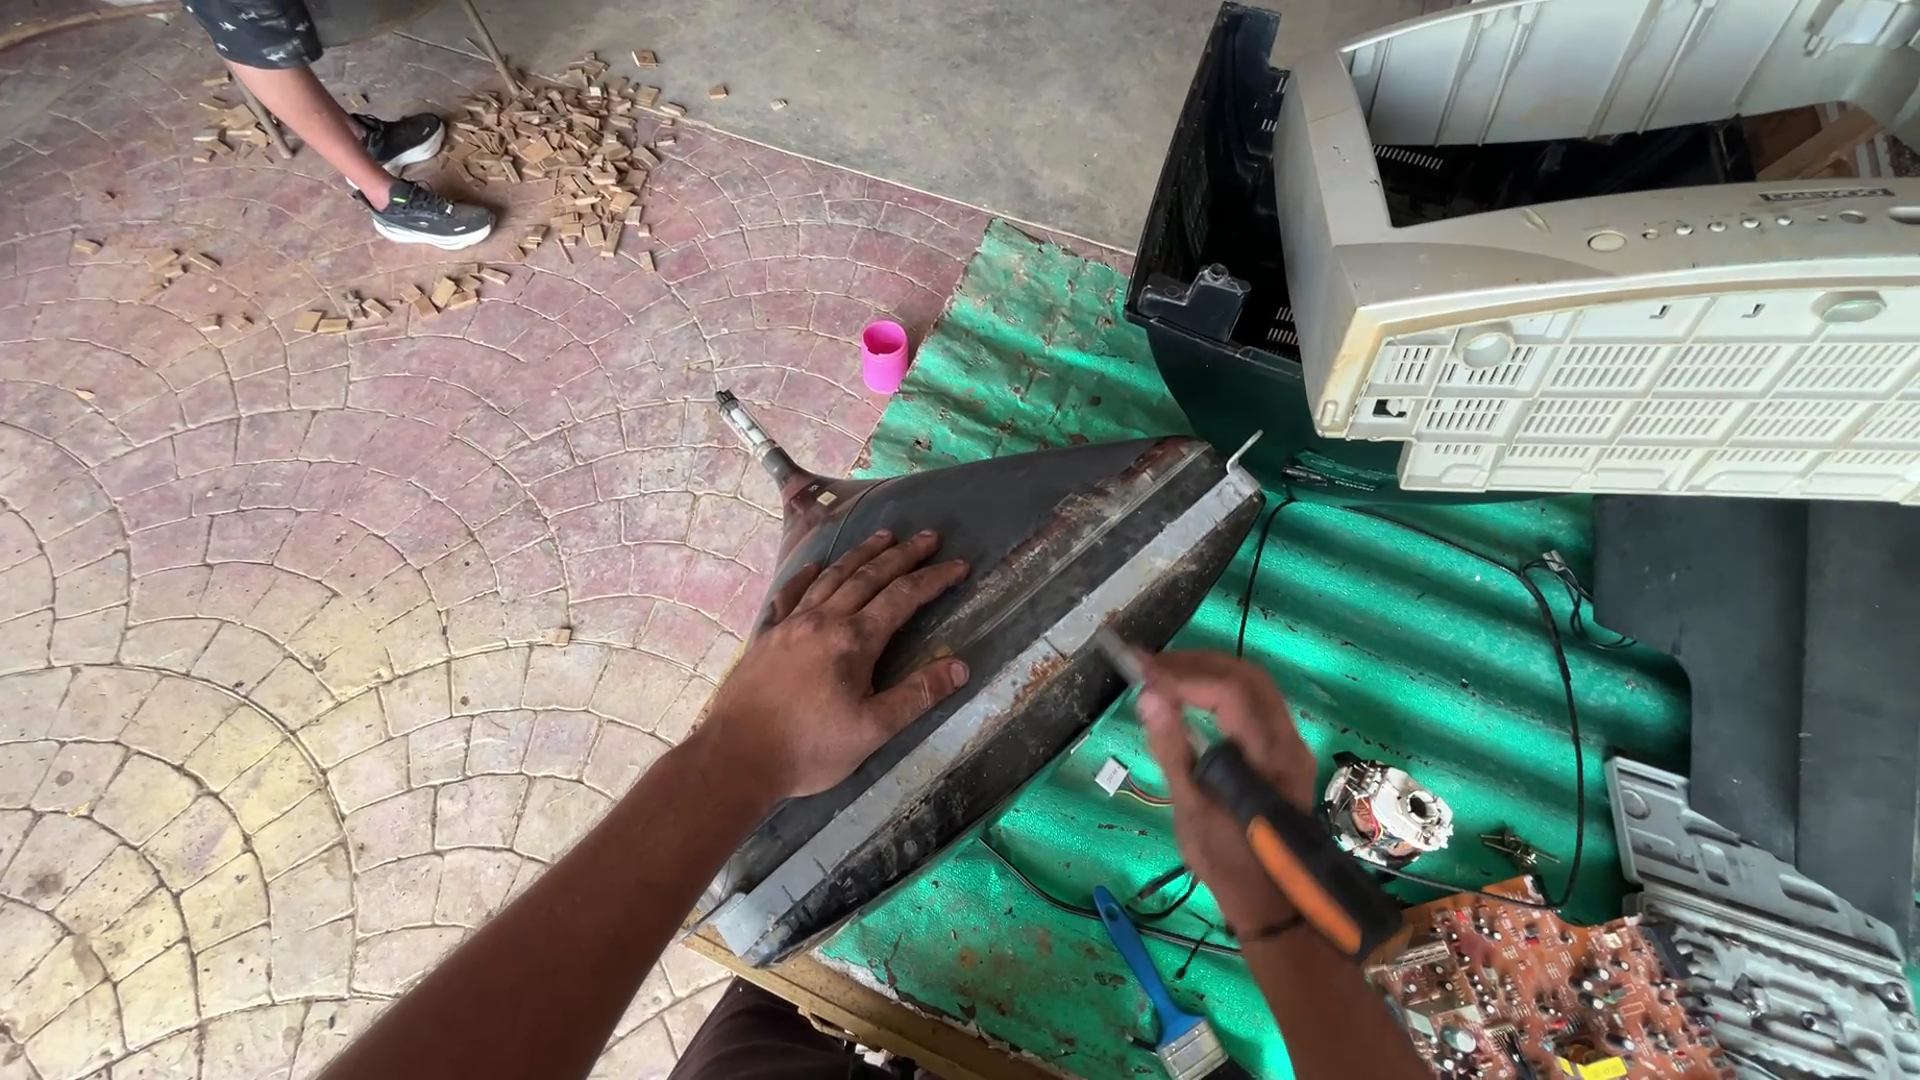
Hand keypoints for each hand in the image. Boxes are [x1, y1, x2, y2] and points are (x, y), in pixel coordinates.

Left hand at [692, 529, 970, 799]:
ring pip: (832, 578)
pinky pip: (788, 596)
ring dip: (861, 554)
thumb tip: (961, 667)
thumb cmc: (809, 749)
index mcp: (853, 640)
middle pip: (869, 576)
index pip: (903, 598)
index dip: (934, 579)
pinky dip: (805, 577)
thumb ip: (917, 695)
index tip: (959, 565)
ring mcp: (790, 625)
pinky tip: (814, 566)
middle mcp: (823, 621)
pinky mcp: (766, 638)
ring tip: (883, 536)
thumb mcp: (873, 730)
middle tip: (928, 536)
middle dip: (902, 554)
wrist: (735, 758)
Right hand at [1137, 651, 1317, 934]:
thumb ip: (1172, 747)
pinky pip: (1253, 702)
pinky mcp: (1281, 751)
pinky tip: (1189, 695)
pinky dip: (1218, 688)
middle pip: (1246, 676)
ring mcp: (1289, 745)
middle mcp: (1287, 740)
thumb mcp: (1190, 808)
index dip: (1183, 675)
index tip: (1140, 671)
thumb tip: (1150, 696)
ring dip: (1207, 671)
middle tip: (1149, 665)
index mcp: (1269, 754)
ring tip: (1162, 674)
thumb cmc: (1227, 860)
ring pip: (1252, 685)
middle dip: (1195, 663)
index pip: (1228, 691)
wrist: (1270, 902)